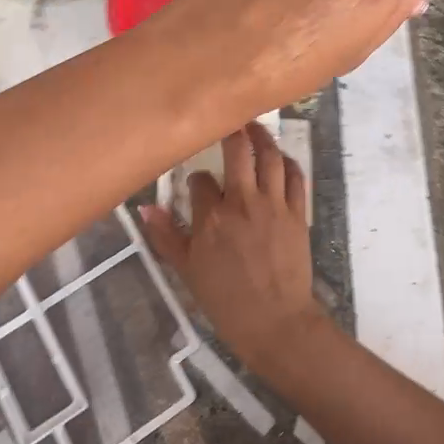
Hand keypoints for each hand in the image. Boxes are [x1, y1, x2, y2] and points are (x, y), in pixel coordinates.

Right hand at [139, 122, 325, 375]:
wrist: (276, 322)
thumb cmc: (227, 301)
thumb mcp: (187, 271)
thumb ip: (166, 236)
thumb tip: (145, 207)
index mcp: (212, 217)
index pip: (200, 181)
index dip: (196, 180)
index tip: (196, 185)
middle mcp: (243, 201)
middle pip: (238, 150)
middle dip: (233, 131)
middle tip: (229, 121)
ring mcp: (274, 205)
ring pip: (270, 157)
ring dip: (262, 138)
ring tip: (254, 128)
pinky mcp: (297, 213)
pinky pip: (295, 176)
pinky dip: (288, 162)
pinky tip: (281, 158)